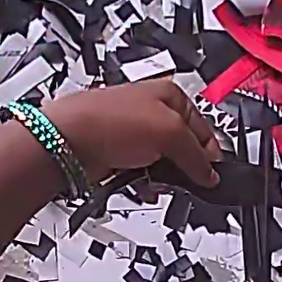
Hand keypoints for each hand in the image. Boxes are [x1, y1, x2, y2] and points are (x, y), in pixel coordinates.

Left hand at [42, 80, 220, 187]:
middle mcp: (151, 112)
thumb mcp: (170, 133)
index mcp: (170, 94)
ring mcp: (133, 135)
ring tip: (159, 182)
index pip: (204, 127)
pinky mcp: (118, 156)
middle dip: (186, 167)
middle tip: (187, 180)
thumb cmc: (108, 120)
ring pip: (162, 164)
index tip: (214, 175)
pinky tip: (143, 187)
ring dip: (164, 178)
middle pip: (183, 147)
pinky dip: (145, 184)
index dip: (211, 153)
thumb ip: (197, 156)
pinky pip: (141, 174)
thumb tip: (210, 174)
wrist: (67, 140)